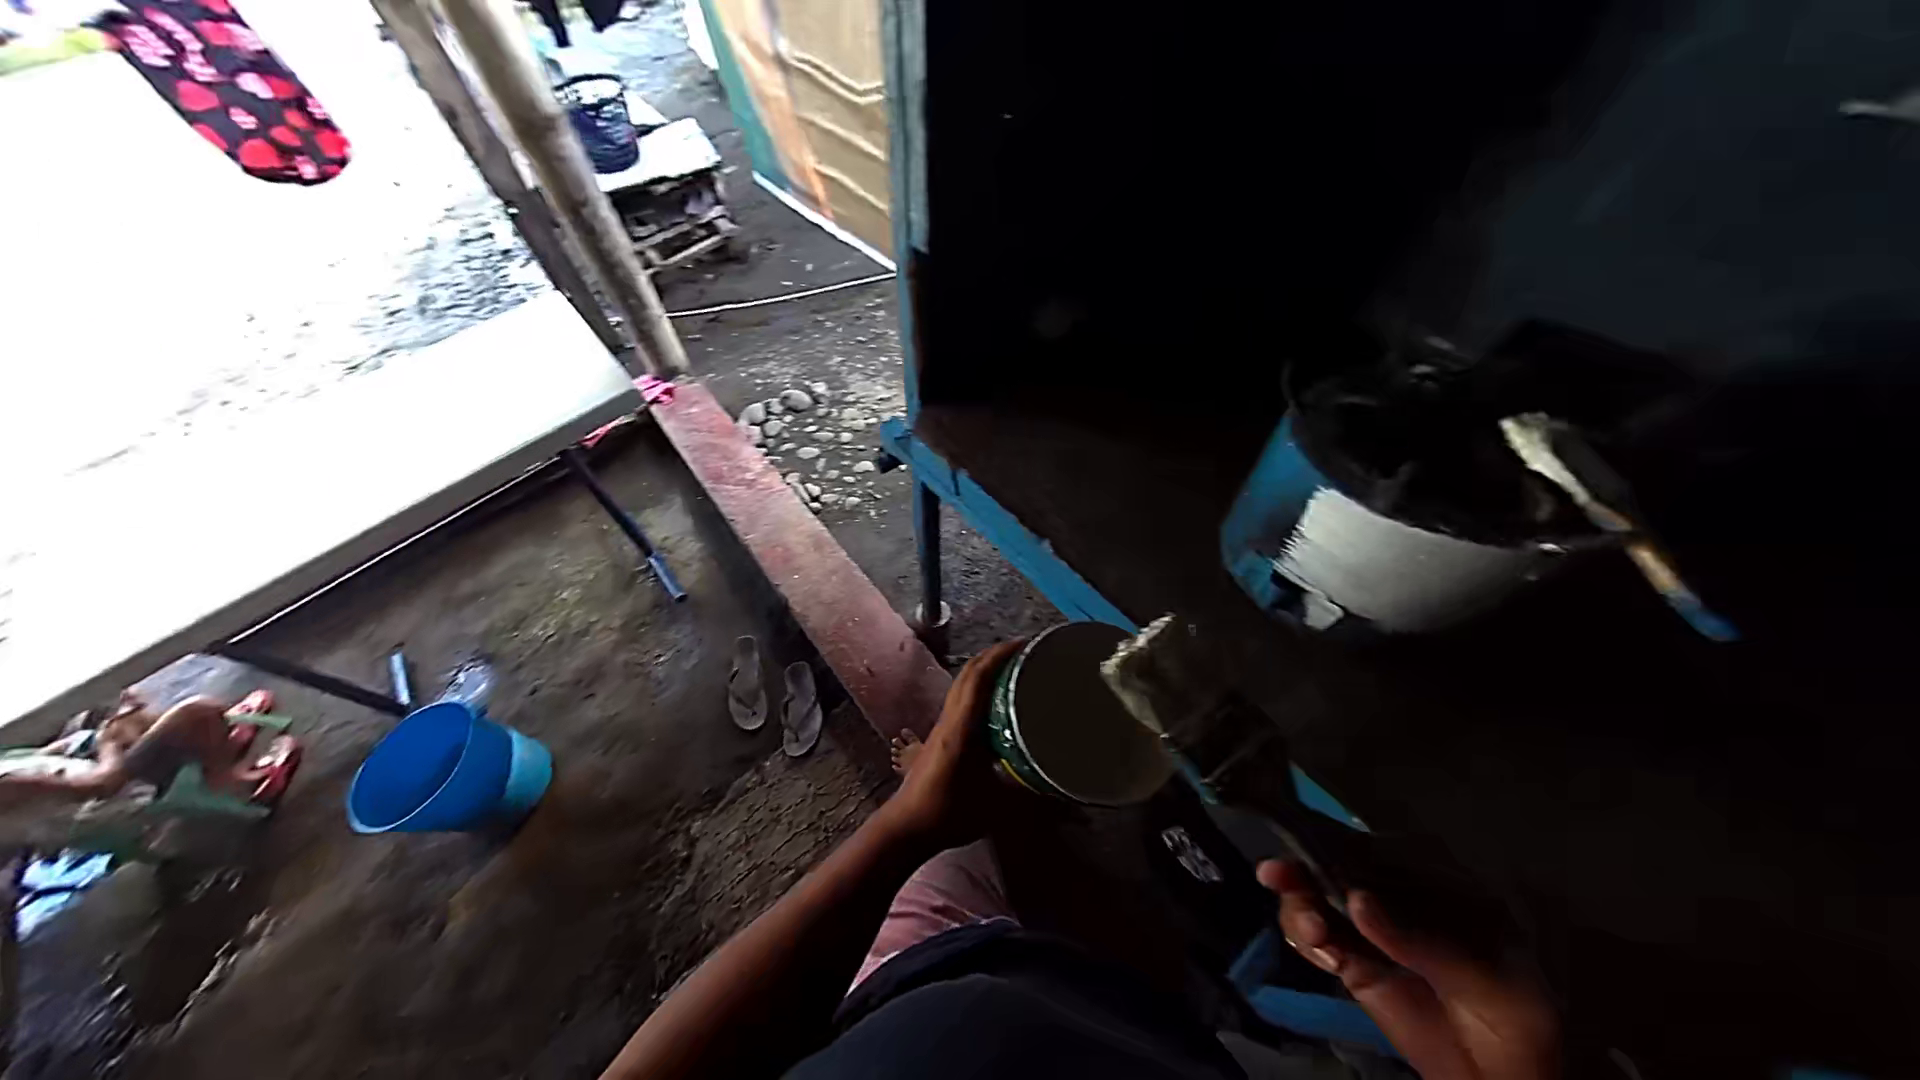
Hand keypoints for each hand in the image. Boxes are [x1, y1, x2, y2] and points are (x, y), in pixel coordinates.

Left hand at [878, 639, 1023, 848]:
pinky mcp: (941, 734)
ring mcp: (942, 725)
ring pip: (963, 683)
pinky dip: (979, 686)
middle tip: (1024, 651)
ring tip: (1013, 669)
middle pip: (969, 673)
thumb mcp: (998, 805)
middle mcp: (950, 718)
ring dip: (985, 669)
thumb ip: (1031, 795)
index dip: (1000, 655)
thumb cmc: (949, 812)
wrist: (907, 826)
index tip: (1024, 644)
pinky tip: (996, 700)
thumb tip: (1064, 790)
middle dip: (994, 655)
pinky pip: (961, 698)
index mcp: (961, 726)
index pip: (979, 677)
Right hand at [1257, 860, 1560, 1079]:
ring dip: (1299, 907)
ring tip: (1312, 937)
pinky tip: (1317, 953)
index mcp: (1434, 879)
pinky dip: (1302, 936)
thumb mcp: (1485, 984)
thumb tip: (1355, 900)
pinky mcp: (1348, 953)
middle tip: (1277, 878)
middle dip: (1303, 872)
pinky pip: (1311, 932)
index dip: (1335, 845)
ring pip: (1312, 895)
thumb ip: (1420, 942)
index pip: (1376, 850)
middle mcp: (1393, 891)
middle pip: (1333, 866)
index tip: (1309, 857)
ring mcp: (1367, 922)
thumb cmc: (1516, 1025)